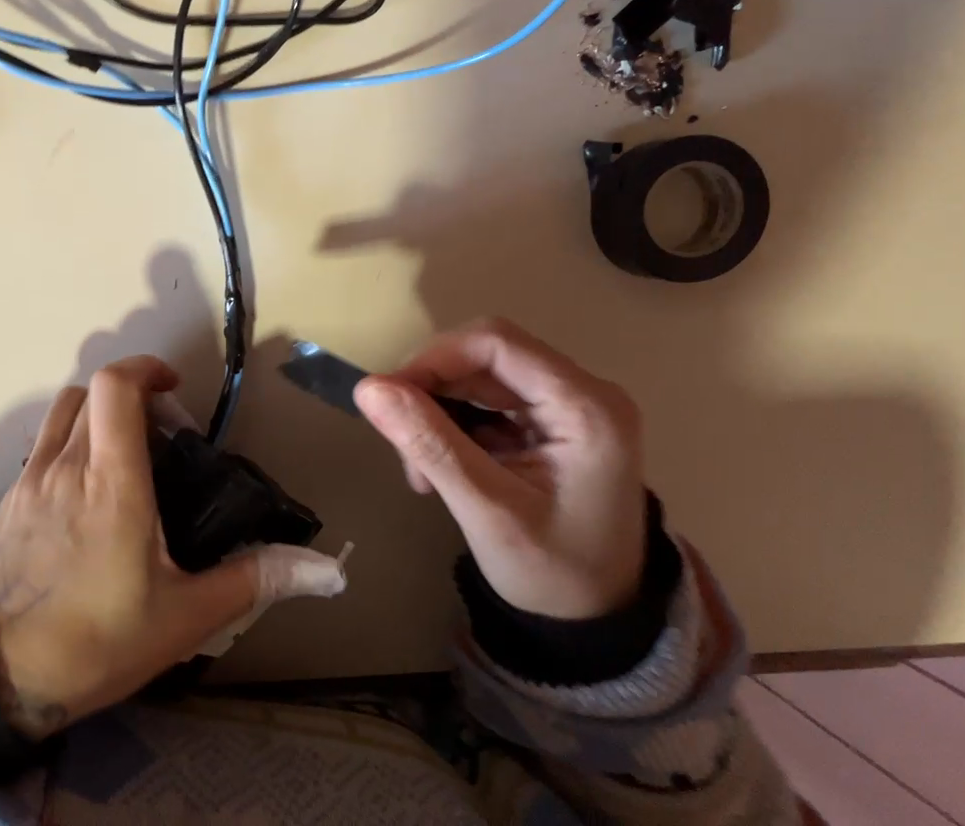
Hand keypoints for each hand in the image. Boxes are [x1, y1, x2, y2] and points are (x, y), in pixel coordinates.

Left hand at [0, 356, 345, 739]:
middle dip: (131, 396)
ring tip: (126, 457)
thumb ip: (253, 580)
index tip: (173, 386)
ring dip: (95, 414)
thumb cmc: (98, 642)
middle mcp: (63, 466)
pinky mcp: (7, 502)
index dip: (145, 368)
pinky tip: (88, 495)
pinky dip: (69, 443)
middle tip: (164, 436)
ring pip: (60, 414)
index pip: (115, 387)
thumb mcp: (185, 617)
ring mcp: (28, 481)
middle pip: (90, 394)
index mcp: (110, 481)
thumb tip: (327, 571)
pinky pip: (40, 447)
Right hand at [353, 318, 646, 620]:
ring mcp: (567, 407)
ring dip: (436, 411)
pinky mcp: (550, 424)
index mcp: (585, 406)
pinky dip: (451, 426)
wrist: (597, 621)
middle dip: (431, 391)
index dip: (432, 358)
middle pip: (485, 355)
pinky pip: (486, 401)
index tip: (388, 399)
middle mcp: (582, 392)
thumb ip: (429, 443)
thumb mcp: (485, 508)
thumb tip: (367, 388)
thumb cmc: (552, 571)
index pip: (495, 343)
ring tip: (420, 469)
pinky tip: (438, 467)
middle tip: (400, 444)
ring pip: (478, 377)